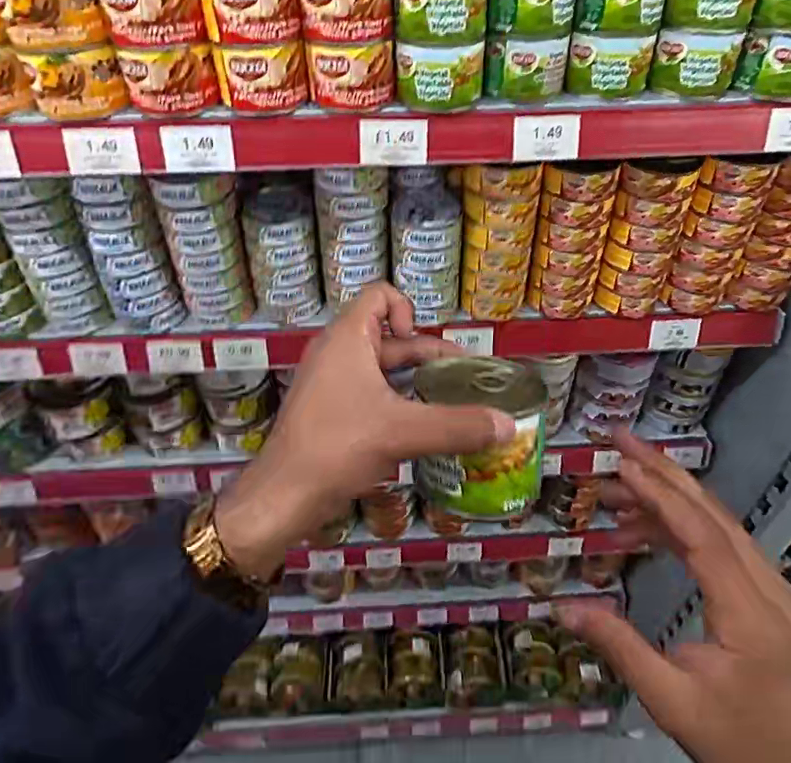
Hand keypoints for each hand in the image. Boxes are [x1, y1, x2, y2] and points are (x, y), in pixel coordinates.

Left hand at [213, 284, 515, 578]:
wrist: (283, 494)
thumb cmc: (338, 446)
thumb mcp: (402, 432)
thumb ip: (457, 425)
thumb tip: (508, 424)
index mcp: (348, 338)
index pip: (380, 295)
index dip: (407, 309)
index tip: (421, 344)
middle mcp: (337, 351)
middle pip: (389, 335)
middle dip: (427, 354)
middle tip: (463, 380)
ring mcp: (330, 381)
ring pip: (380, 368)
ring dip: (414, 381)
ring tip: (449, 405)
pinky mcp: (328, 409)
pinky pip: (368, 391)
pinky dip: (396, 401)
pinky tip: (419, 429)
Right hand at [554, 430, 790, 762]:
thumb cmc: (735, 740)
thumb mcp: (671, 701)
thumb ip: (619, 648)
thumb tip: (562, 608)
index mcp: (751, 614)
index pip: (703, 537)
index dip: (660, 496)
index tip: (621, 466)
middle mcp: (768, 588)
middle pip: (713, 513)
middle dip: (664, 471)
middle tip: (619, 441)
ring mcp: (770, 587)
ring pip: (717, 521)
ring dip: (667, 495)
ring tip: (614, 487)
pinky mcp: (763, 592)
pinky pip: (719, 542)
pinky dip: (678, 524)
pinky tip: (640, 527)